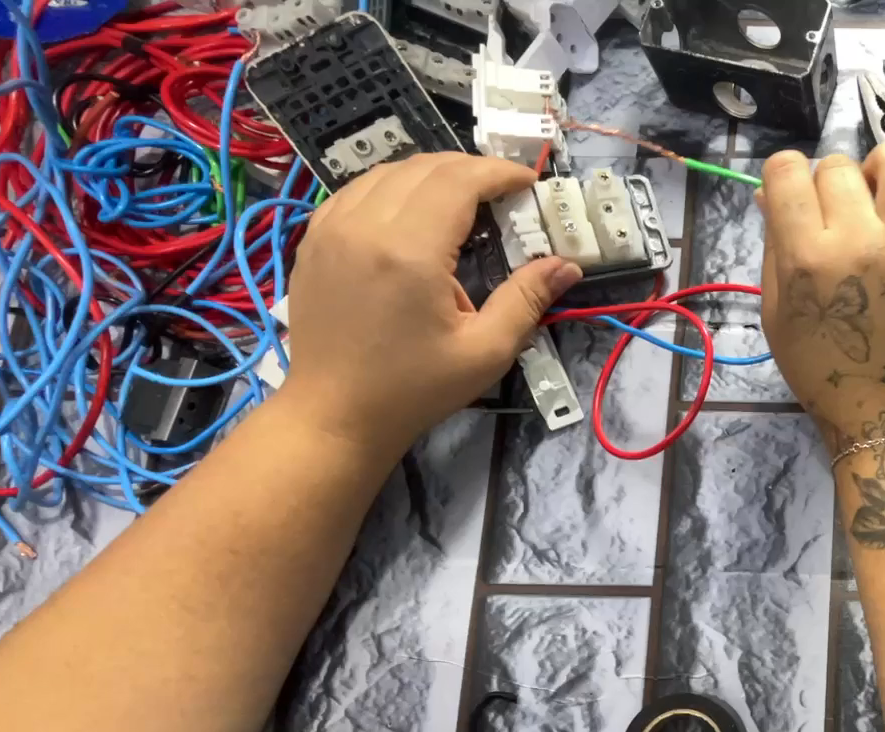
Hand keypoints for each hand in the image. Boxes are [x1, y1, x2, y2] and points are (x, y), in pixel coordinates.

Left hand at [278, 153, 583, 456]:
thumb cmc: (418, 387)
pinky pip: (358, 190)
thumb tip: (568, 265)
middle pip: (422, 169)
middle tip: (508, 191)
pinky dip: (397, 188)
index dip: (497, 172)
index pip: (456, 182)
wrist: (338, 410)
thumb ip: (527, 299)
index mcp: (409, 252)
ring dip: (434, 176)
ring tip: (470, 199)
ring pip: (387, 172)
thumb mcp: (487, 350)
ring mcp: (331, 228)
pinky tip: (420, 213)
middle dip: (471, 170)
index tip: (530, 180)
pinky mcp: (316, 238)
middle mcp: (363, 225)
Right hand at [757, 144, 884, 444]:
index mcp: (806, 256)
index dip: (785, 178)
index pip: (787, 171)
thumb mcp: (777, 315)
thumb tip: (772, 197)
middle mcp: (857, 240)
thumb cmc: (821, 372)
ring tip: (883, 191)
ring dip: (884, 165)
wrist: (883, 415)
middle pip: (838, 167)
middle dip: (830, 183)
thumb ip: (774, 251)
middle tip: (838, 218)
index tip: (795, 201)